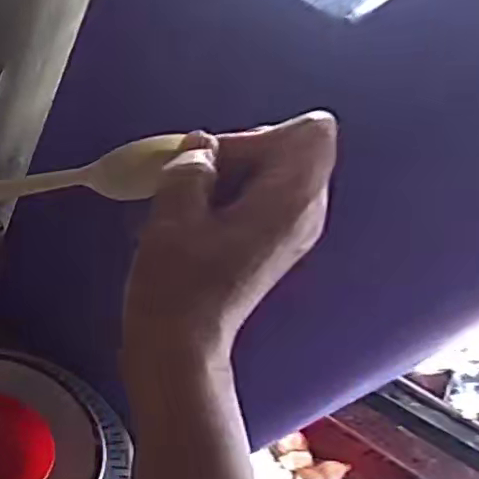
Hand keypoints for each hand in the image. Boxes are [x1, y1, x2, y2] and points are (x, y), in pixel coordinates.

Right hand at [120, 111, 337, 368]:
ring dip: (226, 186)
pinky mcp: (270, 255)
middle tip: (187, 191)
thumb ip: (188, 170)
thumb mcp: (171, 220)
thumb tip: (198, 147)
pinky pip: (260, 210)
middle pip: (290, 154)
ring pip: (270, 183)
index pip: (306, 130)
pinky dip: (227, 210)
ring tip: (184, 214)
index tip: (206, 168)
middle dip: (236, 160)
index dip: (253, 137)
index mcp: (293, 197)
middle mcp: (307, 212)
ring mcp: (291, 237)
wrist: (178, 348)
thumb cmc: (175, 286)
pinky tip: (193, 235)